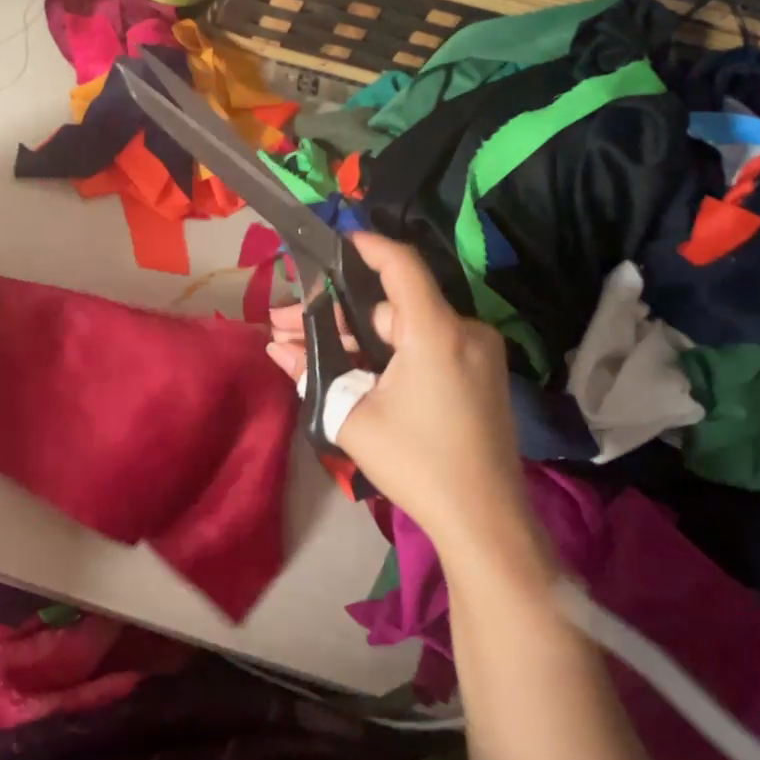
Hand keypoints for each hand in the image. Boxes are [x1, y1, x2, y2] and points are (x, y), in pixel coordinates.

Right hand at [265, 233, 530, 550]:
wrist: (483, 518)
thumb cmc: (415, 462)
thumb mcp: (350, 416)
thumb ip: (310, 372)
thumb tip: (275, 346)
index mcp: (435, 333)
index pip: (401, 266)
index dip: (367, 246)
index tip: (332, 242)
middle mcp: (464, 332)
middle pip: (392, 303)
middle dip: (337, 312)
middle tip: (288, 326)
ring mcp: (478, 353)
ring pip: (407, 326)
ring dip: (360, 334)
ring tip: (309, 351)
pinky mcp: (481, 374)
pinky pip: (427, 345)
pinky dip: (389, 349)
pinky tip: (351, 366)